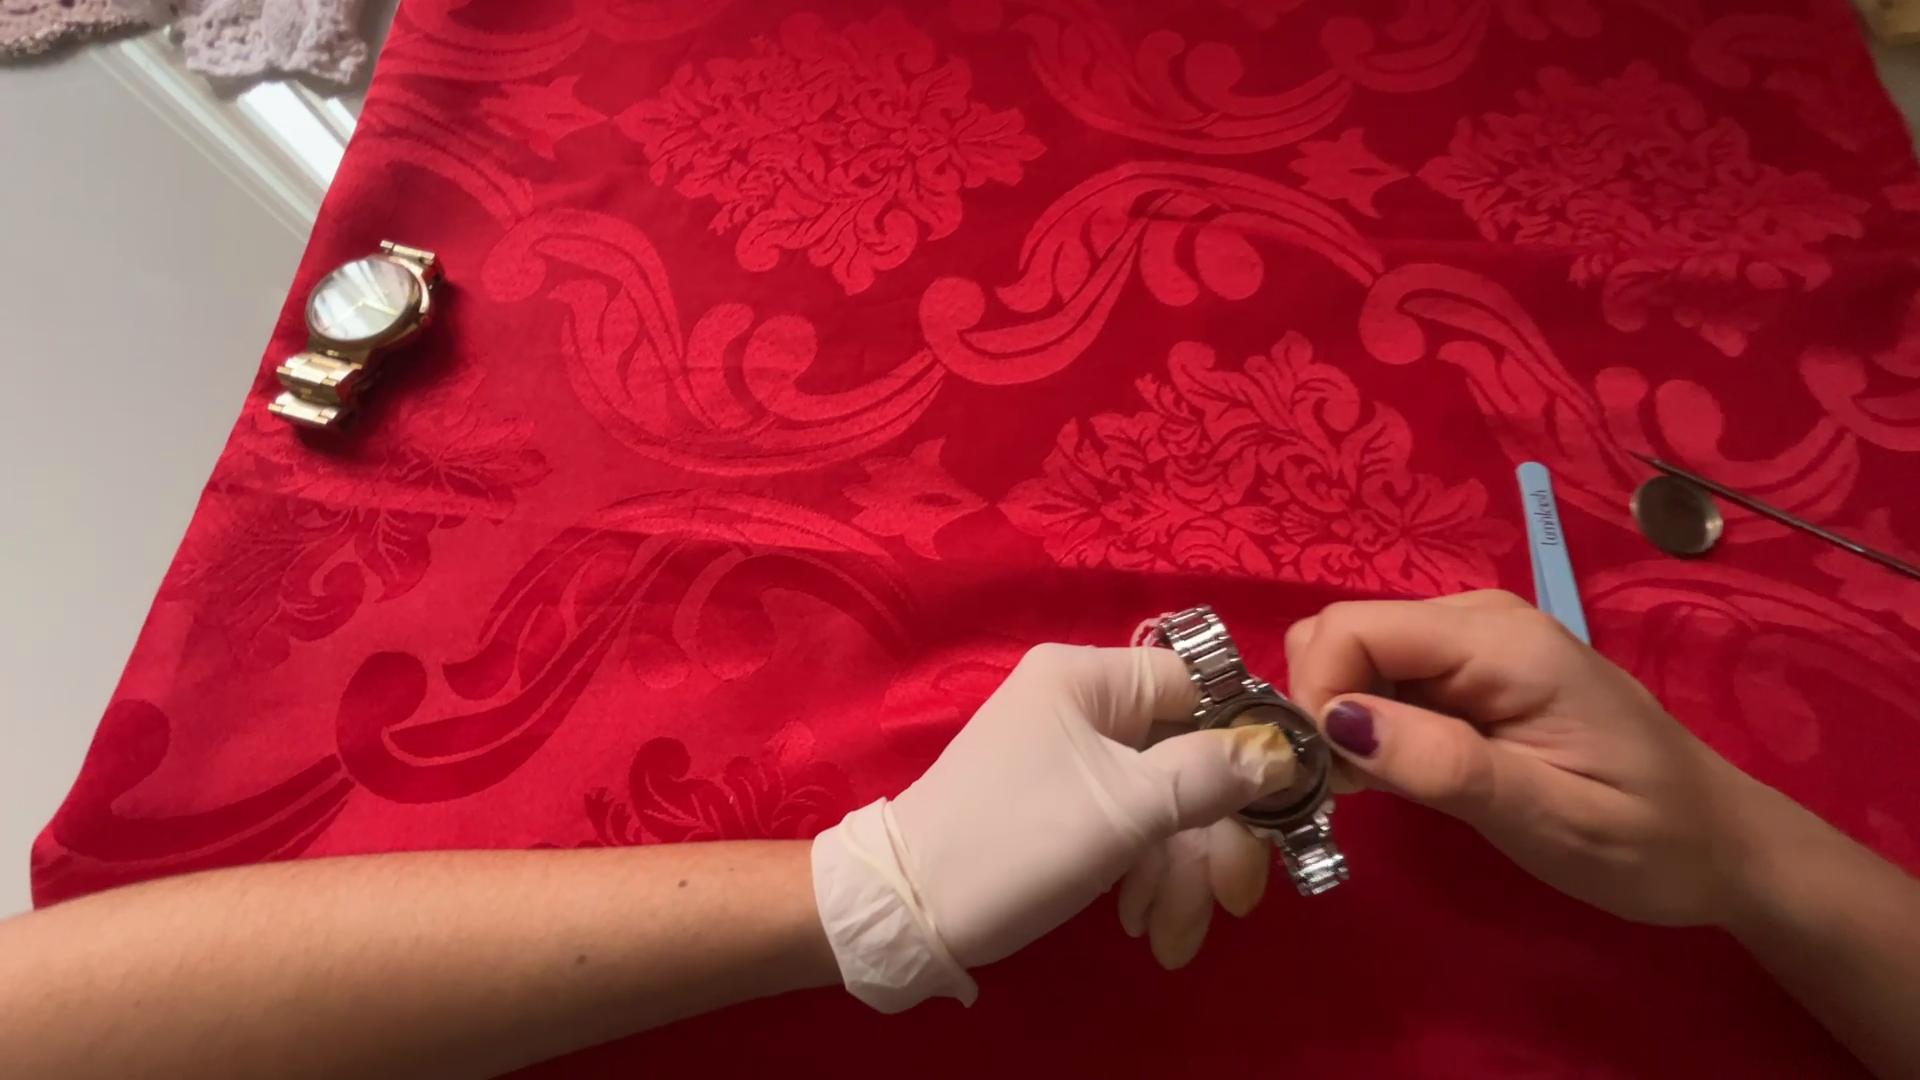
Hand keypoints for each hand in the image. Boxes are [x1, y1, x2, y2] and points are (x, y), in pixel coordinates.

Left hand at [811, 645, 1298, 1010]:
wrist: (912, 909)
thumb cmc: (1017, 841)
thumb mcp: (1125, 809)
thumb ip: (1210, 773)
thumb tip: (1278, 750)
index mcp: (1087, 677)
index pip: (1196, 684)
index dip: (1243, 738)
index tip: (1277, 804)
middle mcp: (1080, 703)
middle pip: (1185, 753)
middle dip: (1211, 834)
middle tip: (1232, 900)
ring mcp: (1072, 754)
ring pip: (1163, 800)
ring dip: (1179, 870)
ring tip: (1167, 933)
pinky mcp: (1066, 800)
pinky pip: (1130, 823)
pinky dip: (1146, 872)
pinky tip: (1144, 924)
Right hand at [1284, 590, 1755, 926]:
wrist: (1722, 844)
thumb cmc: (1649, 839)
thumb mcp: (1553, 819)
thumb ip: (1445, 766)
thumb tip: (1334, 720)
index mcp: (1498, 641)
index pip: (1352, 629)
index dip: (1317, 690)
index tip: (1331, 767)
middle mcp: (1469, 618)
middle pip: (1337, 630)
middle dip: (1319, 702)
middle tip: (1351, 779)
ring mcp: (1461, 635)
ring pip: (1343, 648)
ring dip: (1334, 712)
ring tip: (1376, 776)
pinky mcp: (1454, 661)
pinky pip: (1370, 668)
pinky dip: (1356, 715)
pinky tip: (1394, 760)